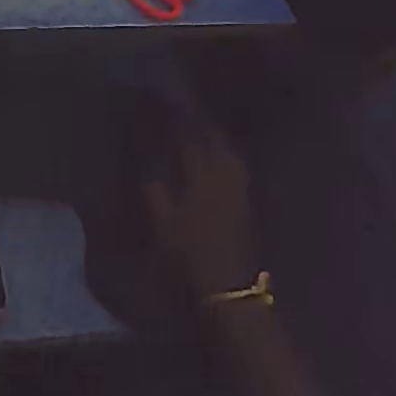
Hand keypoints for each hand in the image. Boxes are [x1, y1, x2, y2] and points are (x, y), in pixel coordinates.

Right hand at [142, 131, 258, 297]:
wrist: (228, 285)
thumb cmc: (189, 251)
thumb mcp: (161, 221)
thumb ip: (154, 191)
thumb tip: (149, 169)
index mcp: (201, 178)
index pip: (192, 142)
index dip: (181, 124)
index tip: (169, 110)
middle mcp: (224, 179)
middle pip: (218, 145)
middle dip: (204, 129)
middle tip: (188, 119)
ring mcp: (239, 192)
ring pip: (232, 157)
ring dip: (218, 143)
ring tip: (205, 136)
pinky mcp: (246, 207)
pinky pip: (237, 172)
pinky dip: (228, 160)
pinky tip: (220, 162)